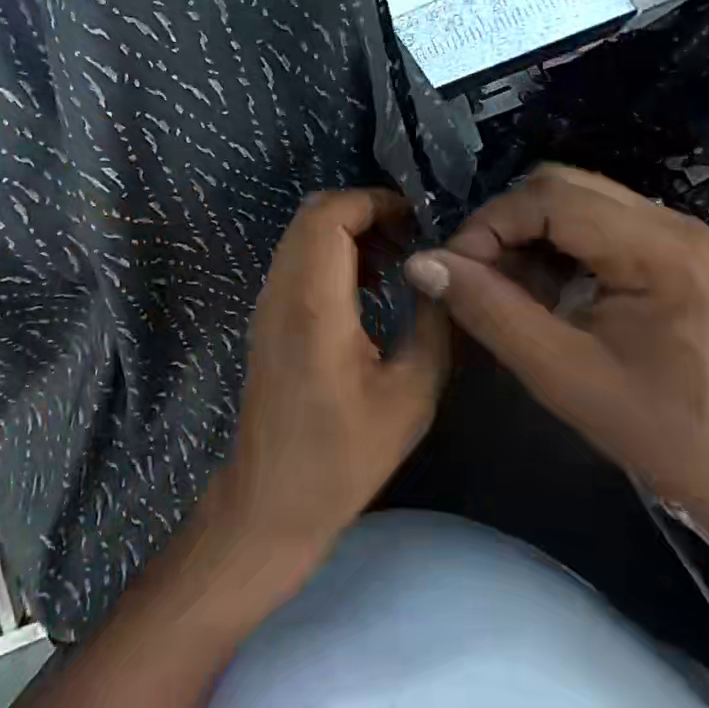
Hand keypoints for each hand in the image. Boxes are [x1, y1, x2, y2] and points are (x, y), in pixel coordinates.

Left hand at [210, 189, 449, 566]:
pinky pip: (297, 260)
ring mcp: (266, 305)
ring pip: (302, 234)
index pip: (330, 214)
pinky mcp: (266, 320)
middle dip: (365, 212)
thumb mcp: (412, 392)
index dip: (375, 202)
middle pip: (313, 214)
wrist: (271, 504)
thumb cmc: (344, 455)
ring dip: (349, 232)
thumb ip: (432, 321)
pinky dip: (332, 255)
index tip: (417, 223)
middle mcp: (281, 292)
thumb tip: (442, 272)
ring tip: (395, 261)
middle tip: (410, 237)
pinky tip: (367, 289)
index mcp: (315, 304)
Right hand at [404, 166, 708, 519]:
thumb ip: (489, 310)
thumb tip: (422, 262)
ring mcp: (679, 232)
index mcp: (658, 248)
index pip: (552, 198)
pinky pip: (600, 222)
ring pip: (579, 200)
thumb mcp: (559, 372)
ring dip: (531, 234)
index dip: (490, 224)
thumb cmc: (652, 430)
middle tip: (475, 274)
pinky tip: (546, 288)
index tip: (453, 269)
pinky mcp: (674, 249)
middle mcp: (674, 221)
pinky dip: (559, 245)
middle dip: (507, 224)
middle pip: (565, 186)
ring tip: (508, 285)